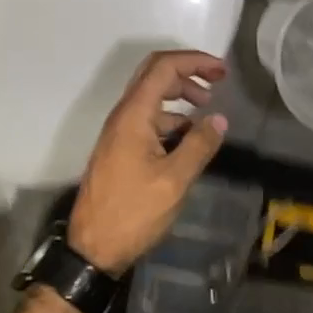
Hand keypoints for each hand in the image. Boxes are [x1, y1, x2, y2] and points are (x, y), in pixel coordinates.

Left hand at [66, 50, 228, 274]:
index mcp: (134, 114)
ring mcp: (118, 132)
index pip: (164, 67)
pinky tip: (187, 138)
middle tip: (216, 79)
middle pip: (155, 74)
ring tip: (206, 110)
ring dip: (180, 94)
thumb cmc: (132, 213)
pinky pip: (147, 118)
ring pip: (151, 96)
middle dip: (187, 70)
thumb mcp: (174, 181)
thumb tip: (219, 119)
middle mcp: (123, 115)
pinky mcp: (119, 149)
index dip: (194, 61)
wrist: (91, 251)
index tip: (221, 71)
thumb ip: (199, 145)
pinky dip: (170, 117)